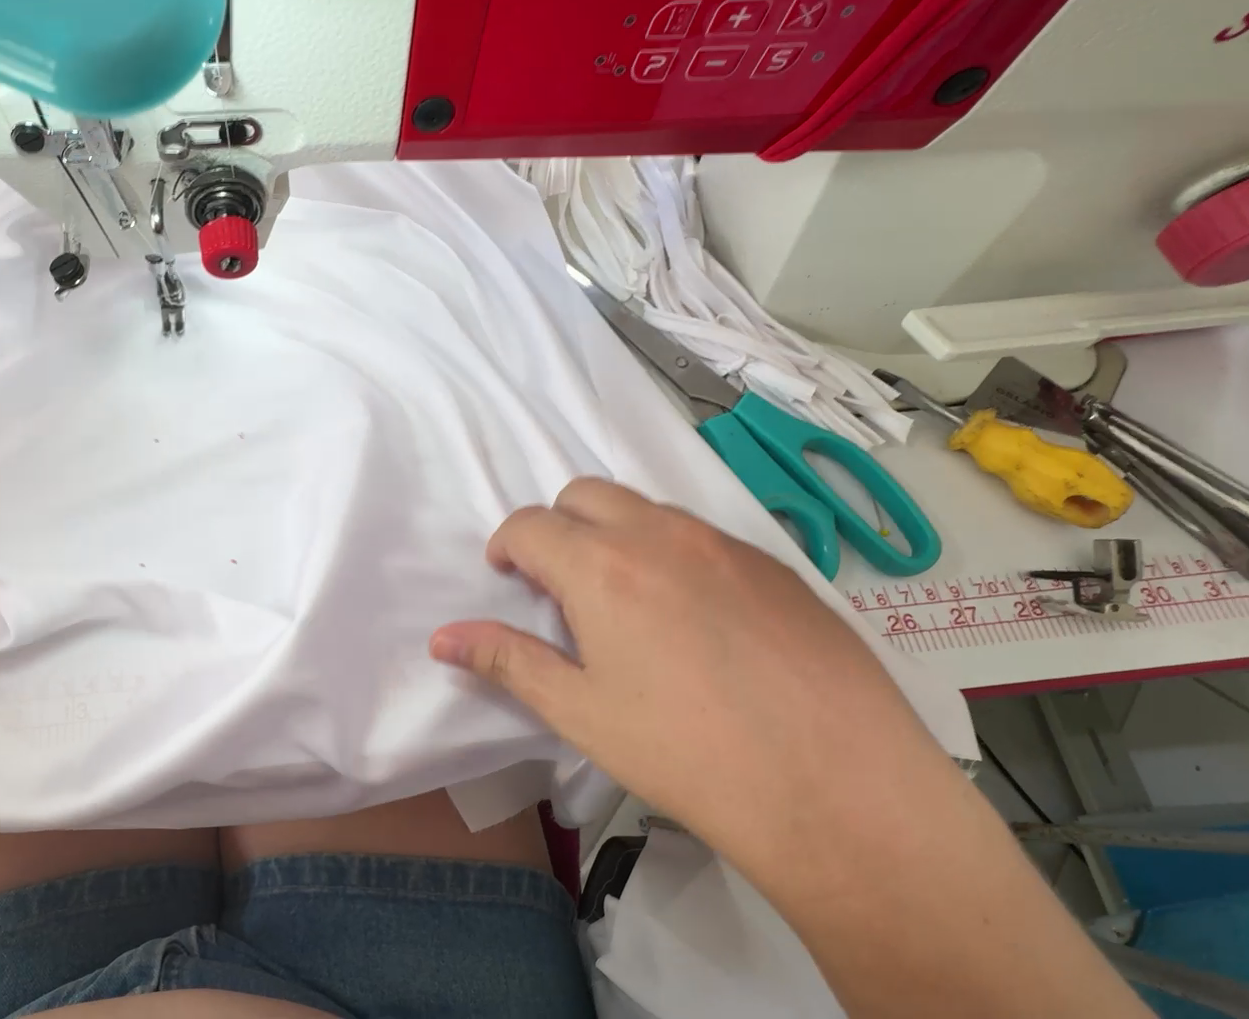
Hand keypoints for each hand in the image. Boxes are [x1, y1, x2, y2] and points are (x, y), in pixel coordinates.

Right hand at [432, 480, 1150, 1017]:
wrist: (839, 788)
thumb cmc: (686, 753)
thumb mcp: (580, 712)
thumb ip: (506, 662)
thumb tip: (442, 638)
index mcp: (601, 567)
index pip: (529, 524)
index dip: (506, 547)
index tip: (508, 579)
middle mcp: (660, 536)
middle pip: (584, 493)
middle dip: (557, 527)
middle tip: (561, 587)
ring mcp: (726, 545)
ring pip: (647, 509)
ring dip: (615, 534)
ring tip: (628, 604)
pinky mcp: (778, 567)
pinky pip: (704, 537)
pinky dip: (674, 554)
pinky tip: (698, 623)